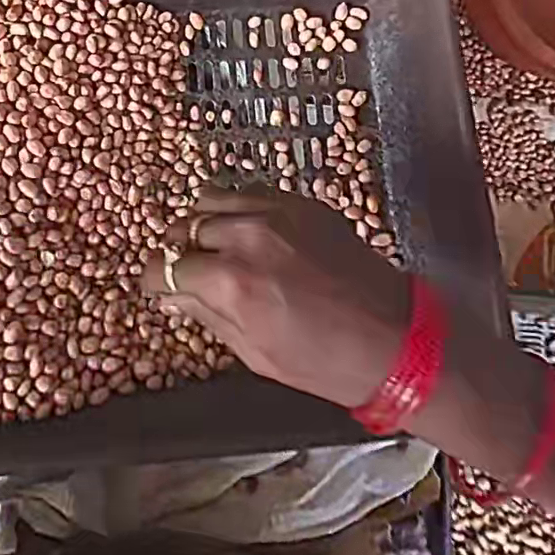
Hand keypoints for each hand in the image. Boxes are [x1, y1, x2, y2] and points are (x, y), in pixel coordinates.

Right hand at [140, 187, 412, 406]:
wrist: (398, 340)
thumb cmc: (322, 361)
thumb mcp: (252, 351)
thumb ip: (204, 312)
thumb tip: (171, 291)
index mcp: (230, 282)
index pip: (164, 265)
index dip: (156, 278)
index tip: (160, 284)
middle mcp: (247, 237)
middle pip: (185, 229)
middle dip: (180, 252)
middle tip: (190, 270)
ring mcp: (276, 213)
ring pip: (210, 201)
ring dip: (205, 224)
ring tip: (216, 246)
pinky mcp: (301, 203)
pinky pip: (248, 193)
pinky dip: (236, 210)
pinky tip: (247, 233)